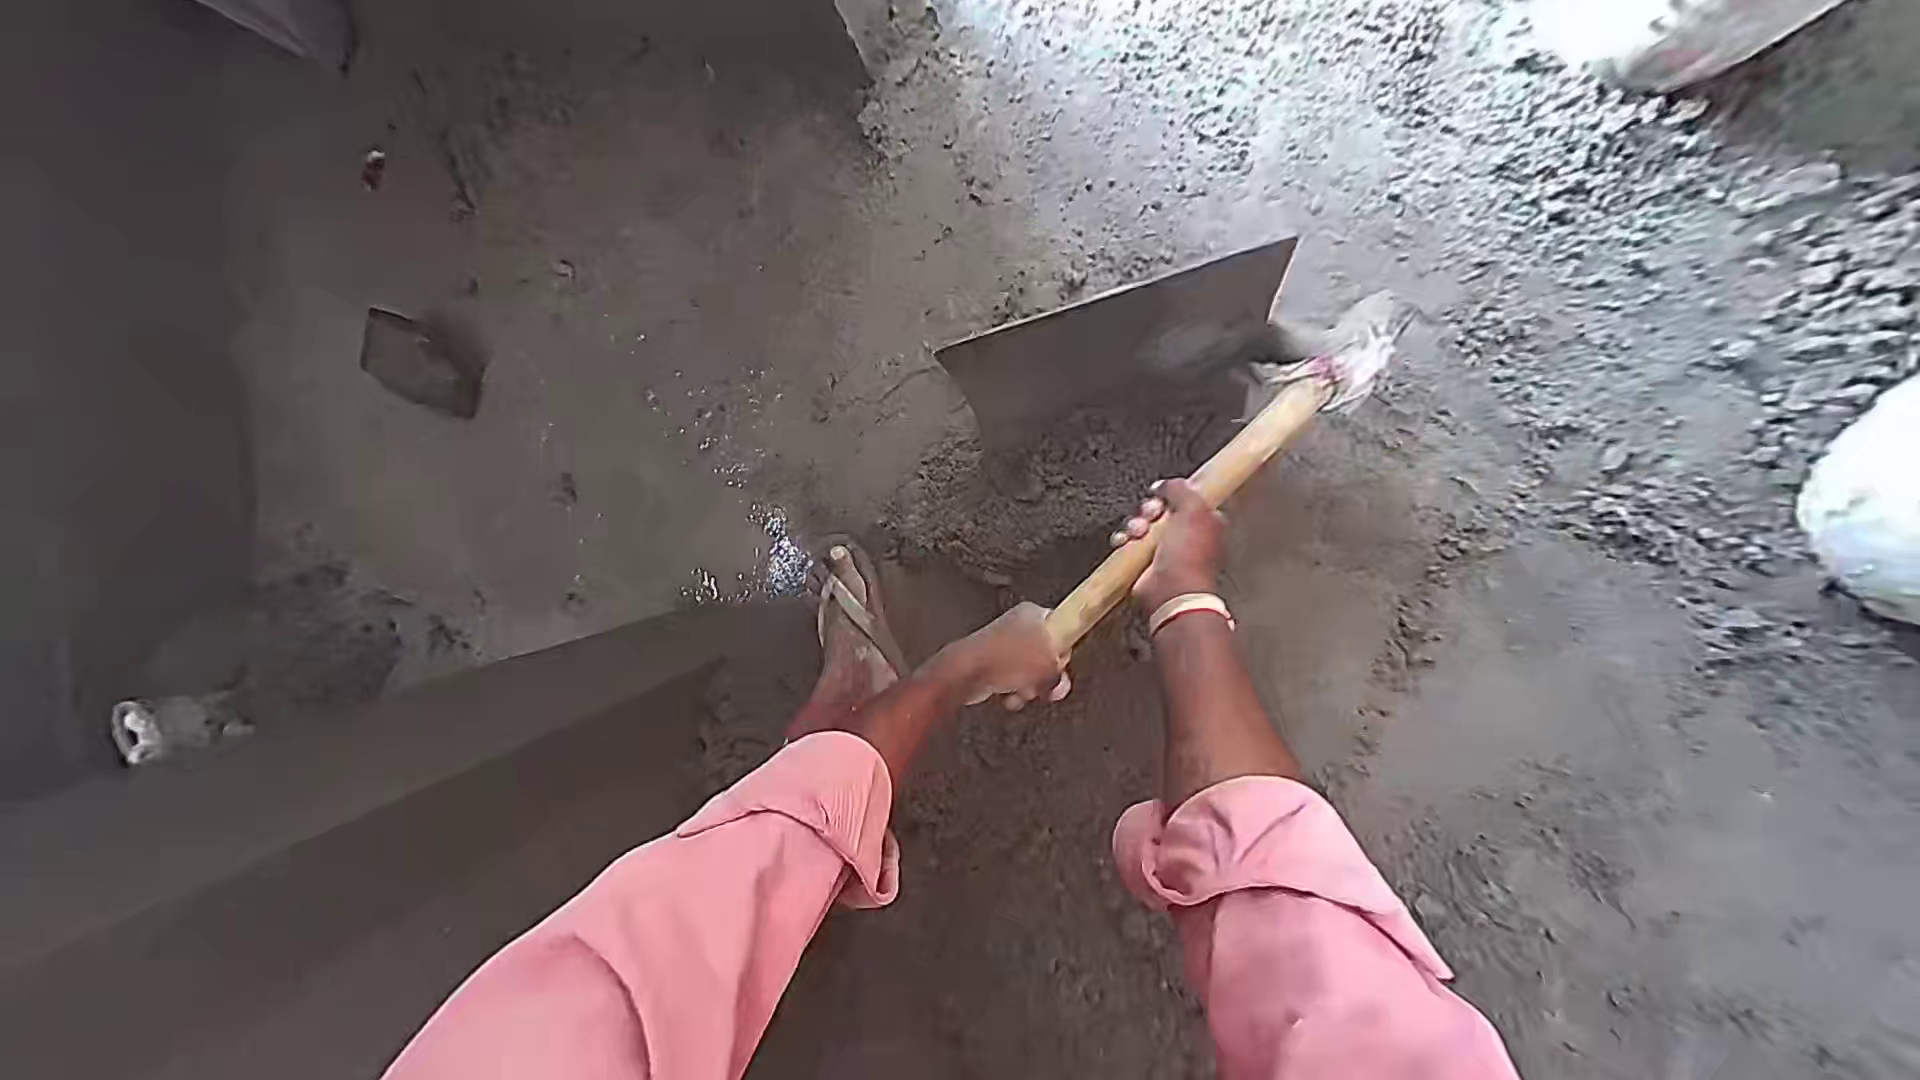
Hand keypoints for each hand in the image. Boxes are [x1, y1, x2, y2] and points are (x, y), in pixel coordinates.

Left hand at [935, 602, 1071, 710]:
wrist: (965, 673)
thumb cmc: (1004, 659)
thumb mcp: (1049, 663)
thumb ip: (1062, 671)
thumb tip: (1061, 680)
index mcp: (1032, 614)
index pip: (1062, 628)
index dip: (1064, 650)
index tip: (1061, 663)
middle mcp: (1016, 625)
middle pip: (1046, 653)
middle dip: (1046, 674)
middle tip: (1045, 683)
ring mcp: (1002, 645)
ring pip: (1029, 670)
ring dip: (1030, 686)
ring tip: (1023, 690)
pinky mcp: (991, 663)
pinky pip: (1012, 680)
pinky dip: (1013, 691)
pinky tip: (1008, 696)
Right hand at [1110, 478, 1225, 612]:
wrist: (1171, 589)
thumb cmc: (1189, 553)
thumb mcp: (1193, 508)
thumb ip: (1181, 489)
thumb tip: (1164, 484)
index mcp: (1205, 521)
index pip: (1185, 498)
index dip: (1172, 494)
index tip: (1163, 494)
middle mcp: (1186, 535)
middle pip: (1160, 509)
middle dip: (1150, 509)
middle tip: (1150, 515)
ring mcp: (1164, 549)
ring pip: (1142, 524)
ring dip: (1135, 524)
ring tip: (1137, 532)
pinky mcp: (1144, 562)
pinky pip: (1128, 542)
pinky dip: (1123, 539)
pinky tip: (1124, 541)